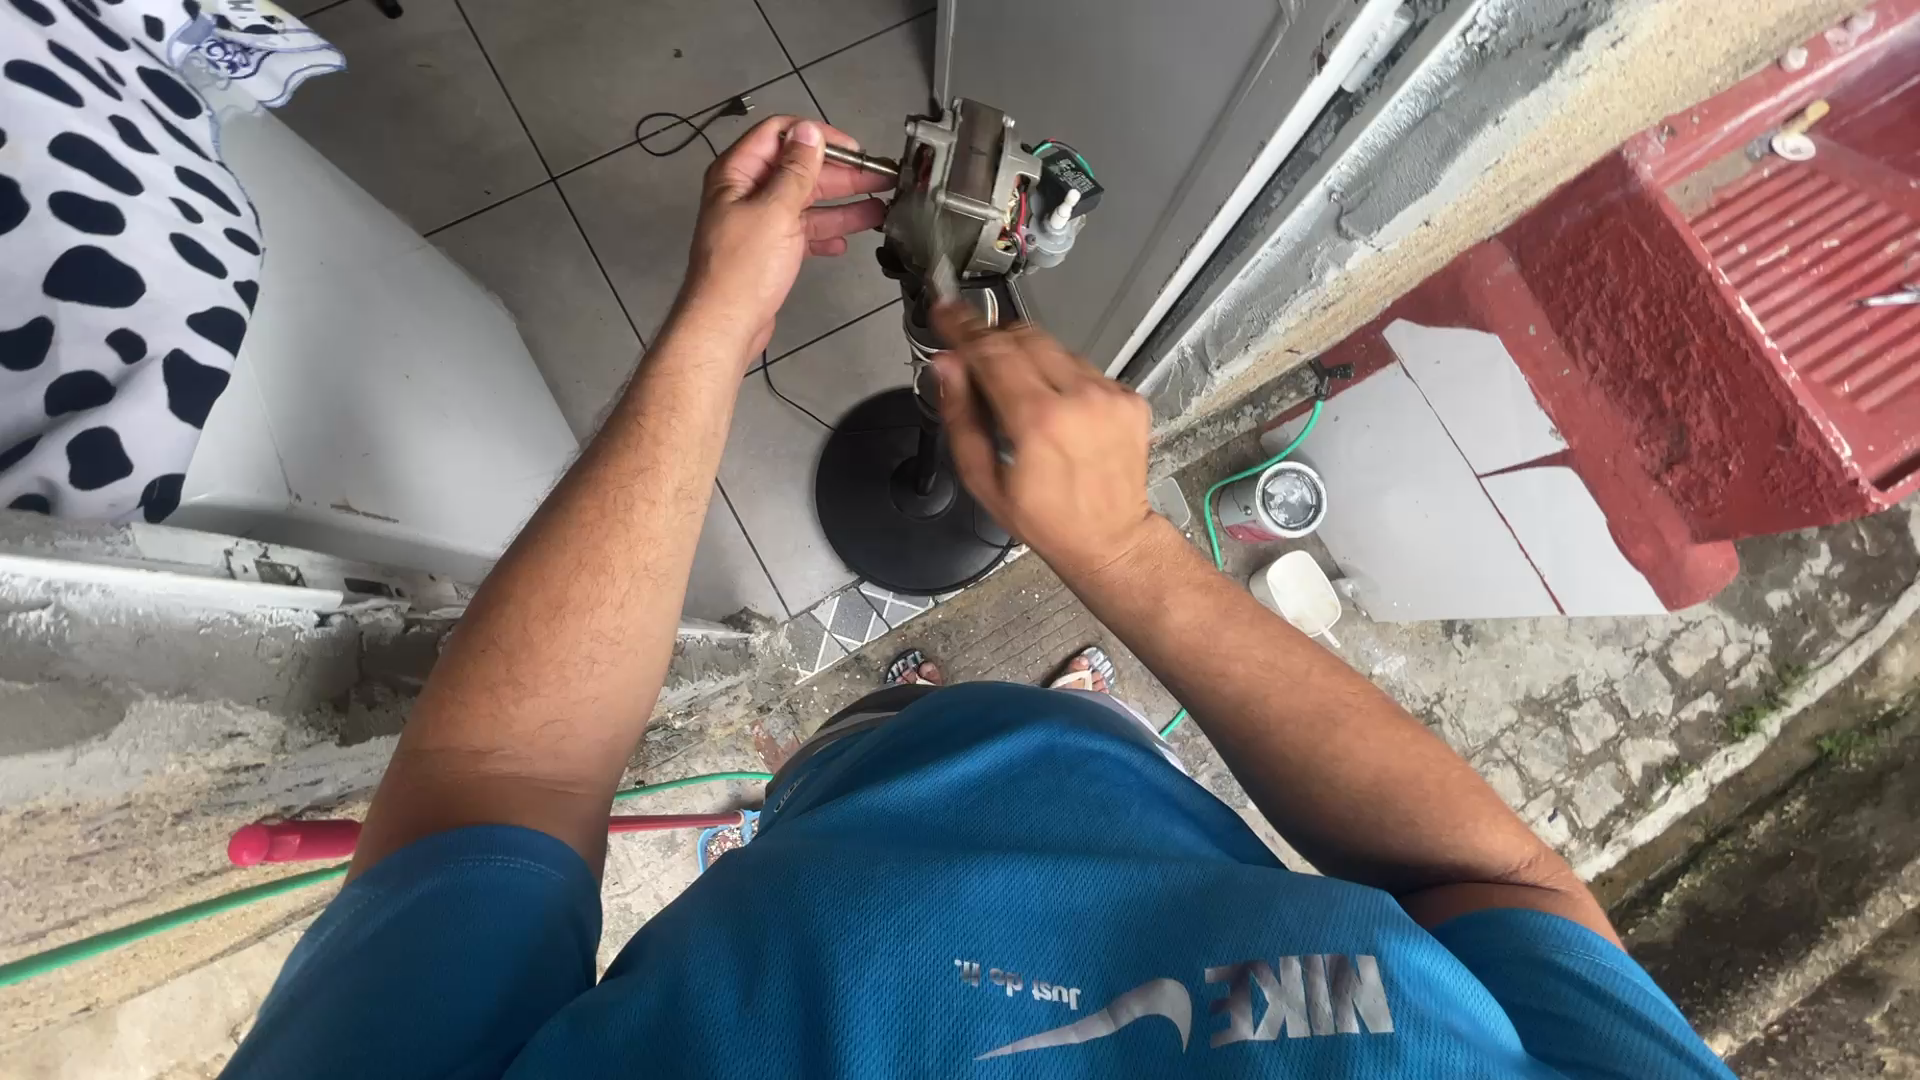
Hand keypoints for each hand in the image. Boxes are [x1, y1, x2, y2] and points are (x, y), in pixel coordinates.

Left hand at [676, 116, 890, 357]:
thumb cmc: (744, 269)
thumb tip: (809, 132)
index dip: (818, 136)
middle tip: (879, 178)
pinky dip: (825, 237)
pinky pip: (803, 235)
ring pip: (807, 205)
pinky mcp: (771, 251)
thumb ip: (795, 171)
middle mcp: (748, 192)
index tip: (854, 149)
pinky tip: (845, 243)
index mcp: (738, 172)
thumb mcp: (774, 212)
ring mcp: (761, 223)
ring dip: (842, 207)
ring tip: (879, 211)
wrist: (727, 324)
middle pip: (799, 171)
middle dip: (840, 175)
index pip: (780, 134)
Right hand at [931, 304, 1159, 580]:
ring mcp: (1109, 395)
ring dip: (1030, 359)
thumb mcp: (984, 480)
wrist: (1110, 539)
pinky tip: (1059, 411)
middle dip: (994, 340)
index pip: (992, 350)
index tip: (946, 312)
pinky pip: (1085, 368)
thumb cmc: (1048, 519)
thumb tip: (947, 368)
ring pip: (1056, 348)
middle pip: (1024, 336)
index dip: (962, 327)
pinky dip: (1063, 377)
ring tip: (1023, 400)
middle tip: (978, 358)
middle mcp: (1080, 399)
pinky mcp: (1128, 398)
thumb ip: (961, 417)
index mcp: (1038, 420)